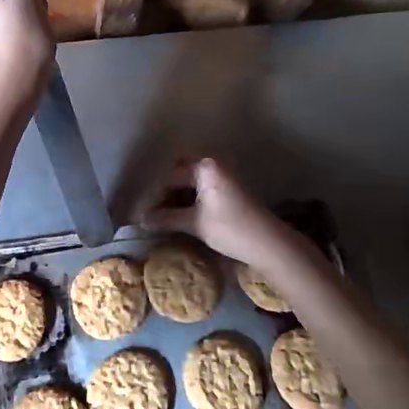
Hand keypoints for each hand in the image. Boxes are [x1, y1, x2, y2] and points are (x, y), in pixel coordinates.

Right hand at [142, 157, 307, 267]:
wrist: (268, 243)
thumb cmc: (229, 228)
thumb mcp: (194, 223)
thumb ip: (165, 218)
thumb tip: (140, 220)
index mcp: (204, 167)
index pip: (171, 177)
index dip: (157, 196)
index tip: (147, 214)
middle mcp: (214, 165)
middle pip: (182, 175)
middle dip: (168, 193)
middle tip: (156, 213)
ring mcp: (225, 176)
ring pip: (193, 182)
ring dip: (180, 198)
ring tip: (168, 217)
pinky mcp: (231, 189)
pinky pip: (204, 189)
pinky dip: (192, 200)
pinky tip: (185, 216)